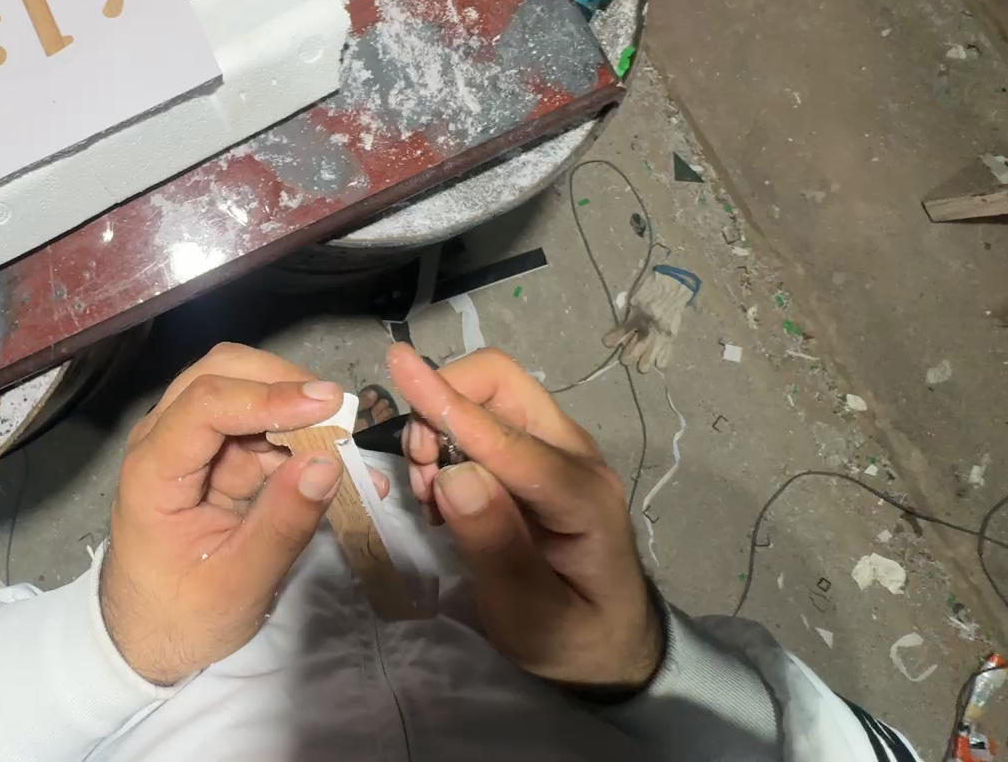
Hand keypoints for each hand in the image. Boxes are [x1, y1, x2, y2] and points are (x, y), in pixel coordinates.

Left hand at [99, 343, 348, 685]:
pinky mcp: (209, 450)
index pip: (205, 404)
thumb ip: (282, 525)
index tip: (328, 403)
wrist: (145, 633)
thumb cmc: (180, 615)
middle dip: (281, 381)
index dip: (269, 397)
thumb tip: (327, 464)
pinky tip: (329, 454)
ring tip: (341, 435)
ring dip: (290, 402)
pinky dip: (292, 430)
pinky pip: (254, 422)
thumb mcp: (237, 586)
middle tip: (337, 411)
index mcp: (153, 470)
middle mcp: (162, 437)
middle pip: (219, 373)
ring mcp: (185, 439)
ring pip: (238, 386)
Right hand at [394, 342, 661, 696]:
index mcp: (581, 496)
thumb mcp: (533, 614)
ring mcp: (551, 443)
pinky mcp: (529, 446)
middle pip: (498, 381)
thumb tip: (453, 476)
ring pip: (482, 391)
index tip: (398, 363)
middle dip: (441, 404)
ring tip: (429, 491)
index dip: (449, 404)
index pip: (507, 438)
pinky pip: (477, 412)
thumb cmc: (572, 635)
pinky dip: (443, 435)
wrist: (609, 644)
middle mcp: (570, 452)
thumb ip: (496, 546)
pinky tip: (441, 488)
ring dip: (436, 422)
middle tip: (420, 470)